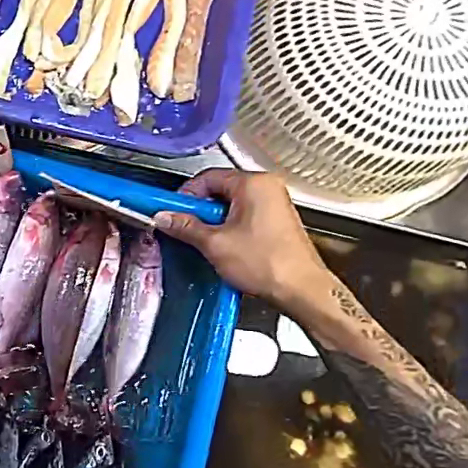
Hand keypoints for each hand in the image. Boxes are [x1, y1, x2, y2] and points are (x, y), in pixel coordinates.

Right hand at [154, 169, 333, 310]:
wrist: (302, 291)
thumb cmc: (271, 265)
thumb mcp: (214, 244)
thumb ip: (185, 227)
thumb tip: (165, 218)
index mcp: (254, 184)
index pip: (206, 177)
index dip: (185, 196)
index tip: (172, 211)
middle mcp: (267, 189)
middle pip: (217, 189)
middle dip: (198, 210)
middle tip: (186, 228)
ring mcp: (274, 204)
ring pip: (229, 204)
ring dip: (212, 221)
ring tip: (207, 241)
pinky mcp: (275, 221)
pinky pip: (242, 215)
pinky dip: (227, 227)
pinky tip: (223, 246)